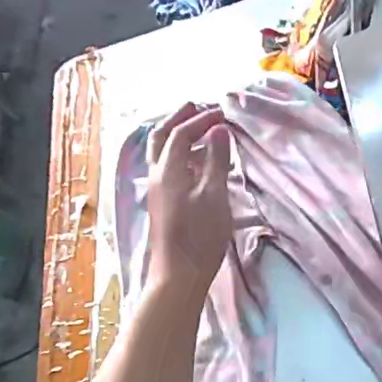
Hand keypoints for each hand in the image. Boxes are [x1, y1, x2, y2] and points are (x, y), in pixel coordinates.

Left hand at [146, 103, 233, 292]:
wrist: (179, 275)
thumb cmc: (200, 236)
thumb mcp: (215, 195)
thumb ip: (217, 161)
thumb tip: (219, 131)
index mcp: (169, 170)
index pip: (182, 133)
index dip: (201, 120)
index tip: (223, 113)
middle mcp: (158, 176)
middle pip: (162, 137)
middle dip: (180, 119)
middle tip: (197, 107)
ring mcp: (158, 191)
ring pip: (162, 153)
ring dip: (178, 136)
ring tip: (199, 131)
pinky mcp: (163, 204)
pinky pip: (169, 168)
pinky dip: (182, 155)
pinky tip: (198, 164)